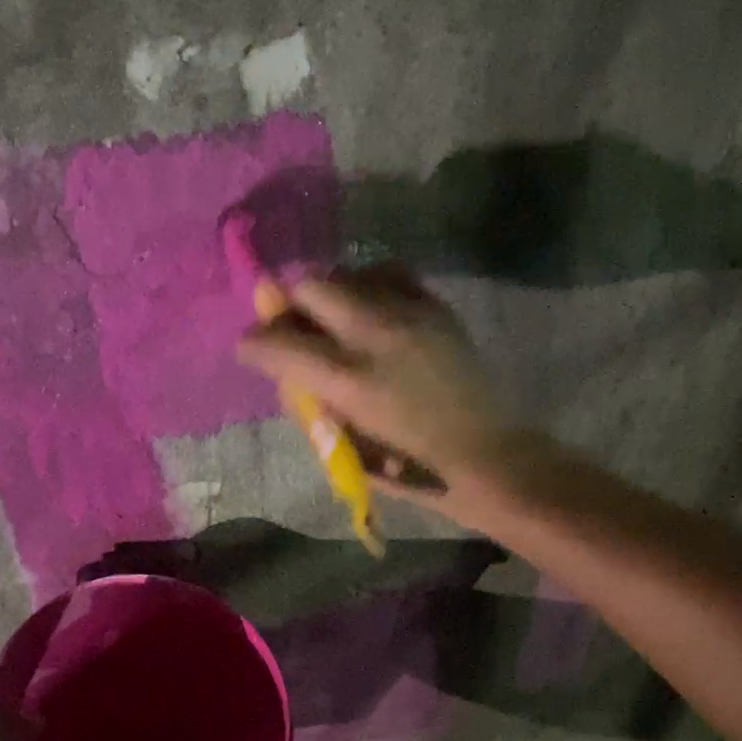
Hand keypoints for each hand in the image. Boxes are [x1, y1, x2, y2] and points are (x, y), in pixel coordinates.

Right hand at [235, 266, 517, 509]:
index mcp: (348, 379)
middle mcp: (374, 333)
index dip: (253, 344)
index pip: (275, 342)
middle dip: (292, 306)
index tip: (252, 350)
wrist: (489, 454)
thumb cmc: (412, 467)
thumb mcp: (345, 448)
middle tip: (297, 329)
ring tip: (337, 321)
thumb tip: (285, 368)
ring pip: (346, 273)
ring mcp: (409, 313)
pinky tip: (373, 311)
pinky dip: (370, 286)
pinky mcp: (435, 306)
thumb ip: (310, 402)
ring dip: (330, 295)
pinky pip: (387, 273)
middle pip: (309, 285)